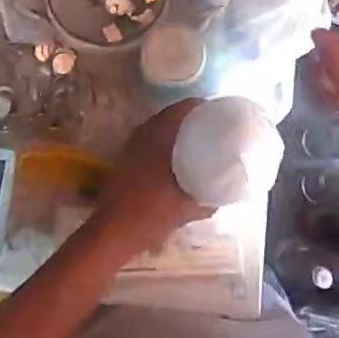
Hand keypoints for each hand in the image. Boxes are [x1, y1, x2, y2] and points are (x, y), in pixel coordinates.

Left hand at [92, 98, 211, 253]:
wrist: (112, 231)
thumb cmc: (151, 215)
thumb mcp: (186, 210)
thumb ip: (208, 202)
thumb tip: (226, 194)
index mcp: (160, 137)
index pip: (183, 108)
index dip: (201, 106)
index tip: (218, 112)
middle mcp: (144, 134)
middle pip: (170, 114)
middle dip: (191, 116)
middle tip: (211, 125)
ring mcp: (132, 144)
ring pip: (158, 125)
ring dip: (176, 127)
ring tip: (196, 137)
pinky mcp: (125, 156)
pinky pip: (149, 137)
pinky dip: (163, 138)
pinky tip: (174, 154)